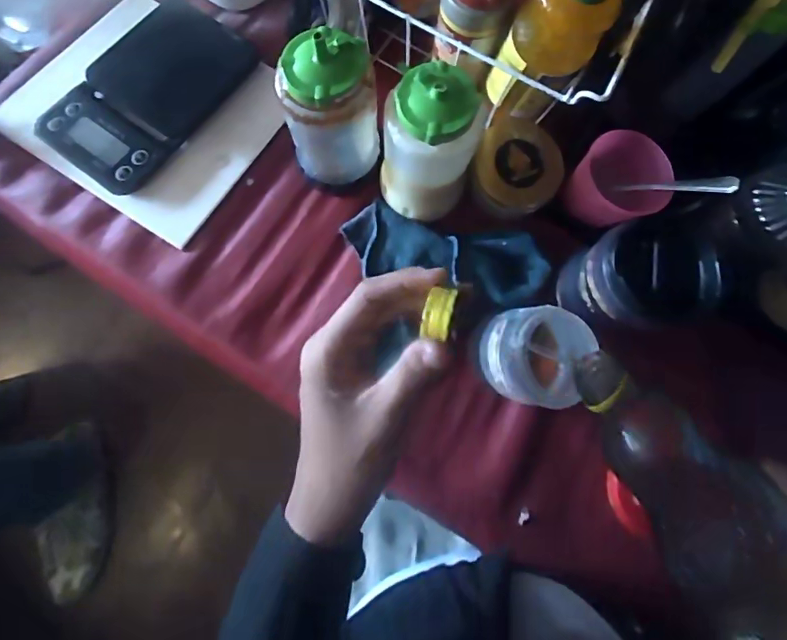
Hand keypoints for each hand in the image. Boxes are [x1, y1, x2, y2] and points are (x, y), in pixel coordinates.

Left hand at [285, 267, 451, 545]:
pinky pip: (385, 334)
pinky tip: (435, 329)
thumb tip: (445, 341)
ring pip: (382, 315)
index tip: (443, 280)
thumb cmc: (349, 463)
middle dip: (416, 293)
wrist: (328, 507)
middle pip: (376, 302)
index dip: (405, 282)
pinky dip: (411, 327)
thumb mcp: (384, 420)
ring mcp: (343, 352)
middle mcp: (333, 341)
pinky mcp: (356, 365)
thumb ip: (412, 376)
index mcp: (328, 347)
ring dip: (415, 307)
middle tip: (458, 293)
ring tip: (453, 306)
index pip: (367, 298)